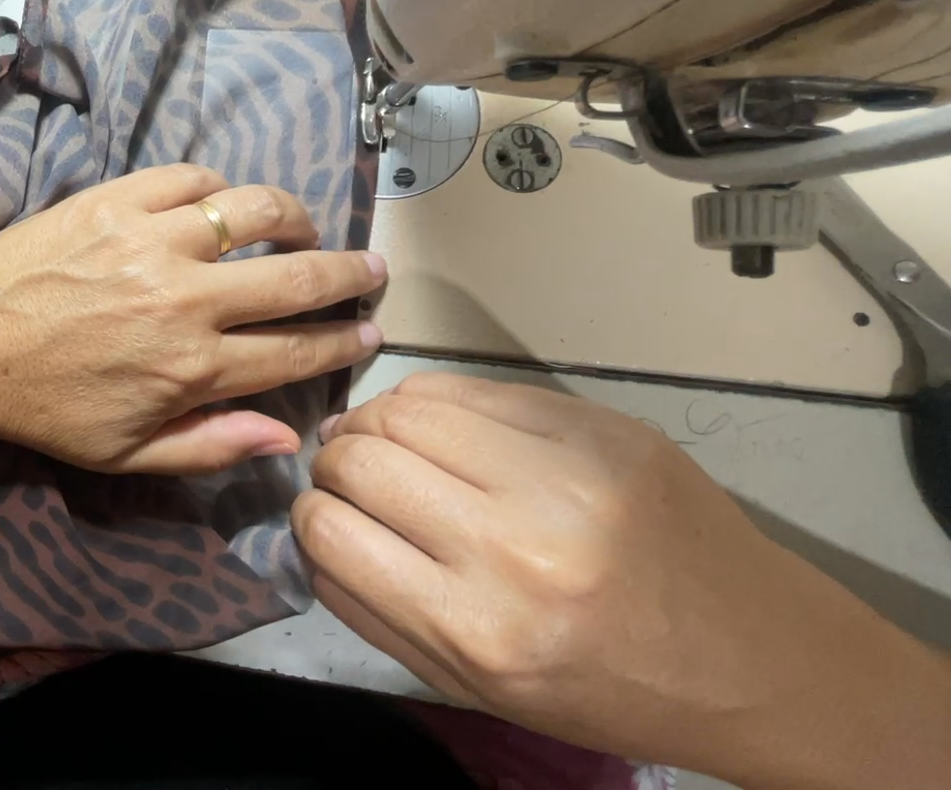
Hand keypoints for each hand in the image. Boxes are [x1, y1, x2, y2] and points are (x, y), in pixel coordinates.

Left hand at [0, 164, 384, 475]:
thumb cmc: (43, 407)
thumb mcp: (124, 453)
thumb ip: (210, 444)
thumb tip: (290, 436)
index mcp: (191, 368)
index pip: (295, 350)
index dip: (343, 342)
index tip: (369, 332)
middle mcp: (184, 299)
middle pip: (296, 278)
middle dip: (348, 275)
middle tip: (369, 271)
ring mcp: (148, 241)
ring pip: (254, 211)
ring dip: (295, 218)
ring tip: (301, 228)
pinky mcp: (112, 201)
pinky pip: (189, 178)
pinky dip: (217, 188)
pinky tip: (220, 205)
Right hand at [293, 373, 950, 788]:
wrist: (764, 661)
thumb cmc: (602, 686)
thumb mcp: (470, 682)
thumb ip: (369, 609)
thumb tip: (309, 526)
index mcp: (481, 631)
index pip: (328, 530)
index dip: (312, 515)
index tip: (329, 517)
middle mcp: (519, 547)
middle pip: (357, 458)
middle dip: (335, 464)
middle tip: (354, 477)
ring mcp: (566, 475)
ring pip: (400, 406)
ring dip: (372, 424)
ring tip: (388, 445)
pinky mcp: (597, 426)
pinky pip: (461, 387)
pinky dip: (426, 405)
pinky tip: (439, 431)